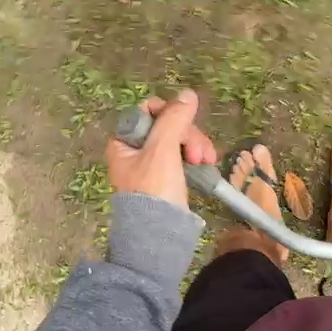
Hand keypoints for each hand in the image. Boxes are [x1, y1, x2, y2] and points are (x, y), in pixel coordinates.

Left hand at [105, 90, 217, 208]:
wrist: (159, 236)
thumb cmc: (155, 190)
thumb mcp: (163, 150)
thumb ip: (174, 119)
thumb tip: (188, 94)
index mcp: (124, 142)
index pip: (148, 111)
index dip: (171, 114)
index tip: (186, 127)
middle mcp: (134, 152)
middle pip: (167, 126)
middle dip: (189, 135)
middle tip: (201, 154)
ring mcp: (150, 167)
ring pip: (178, 141)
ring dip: (195, 146)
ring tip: (207, 161)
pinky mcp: (165, 180)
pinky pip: (182, 158)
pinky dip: (194, 159)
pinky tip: (205, 166)